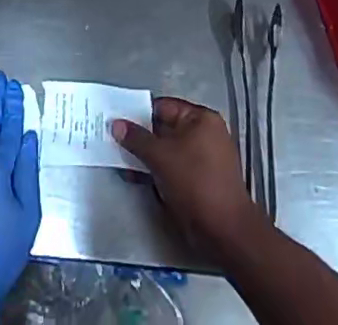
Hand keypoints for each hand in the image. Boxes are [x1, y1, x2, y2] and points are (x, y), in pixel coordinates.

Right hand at [111, 97, 267, 261]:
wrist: (224, 231)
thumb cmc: (195, 182)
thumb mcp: (160, 156)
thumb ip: (136, 138)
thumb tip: (116, 124)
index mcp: (201, 119)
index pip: (163, 107)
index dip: (138, 112)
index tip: (116, 121)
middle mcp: (205, 134)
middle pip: (164, 128)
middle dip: (139, 136)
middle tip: (113, 139)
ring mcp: (202, 158)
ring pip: (166, 149)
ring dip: (144, 155)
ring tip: (118, 158)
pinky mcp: (198, 179)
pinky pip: (172, 166)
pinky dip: (155, 169)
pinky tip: (133, 175)